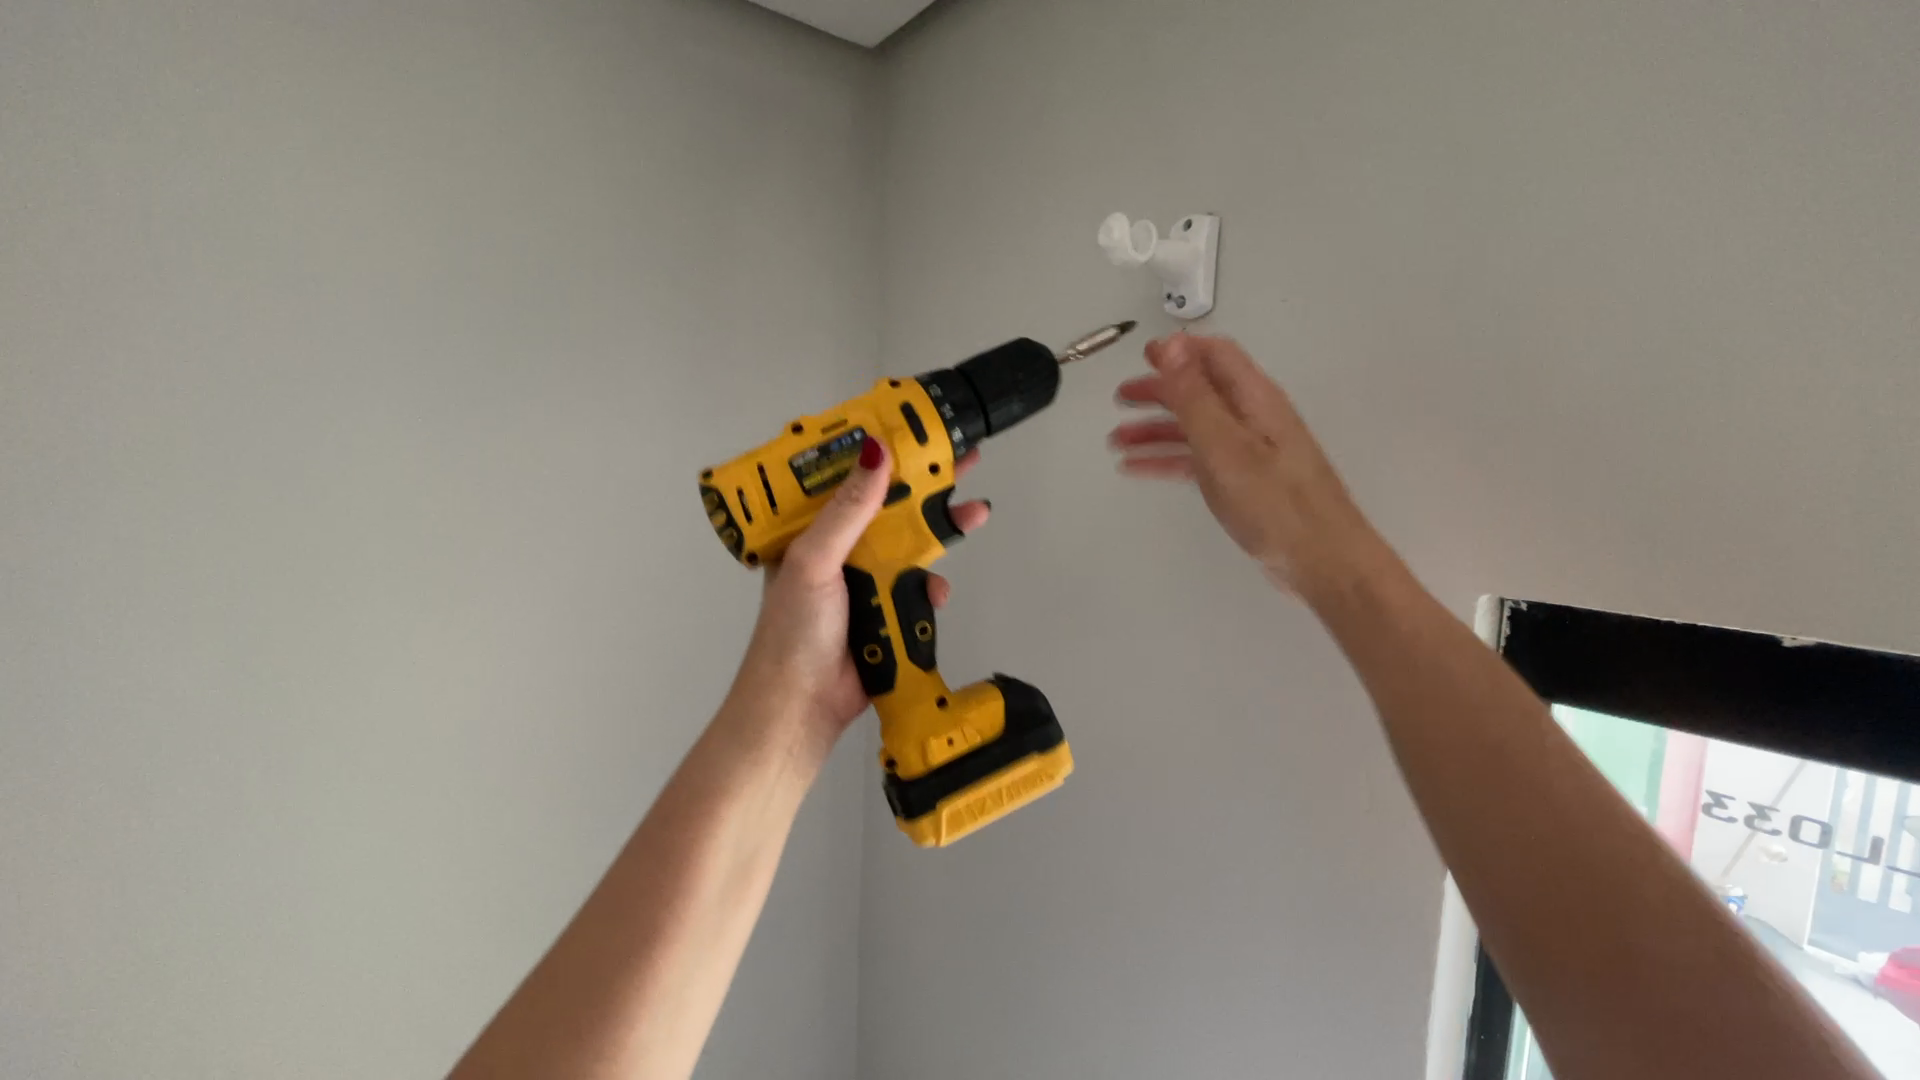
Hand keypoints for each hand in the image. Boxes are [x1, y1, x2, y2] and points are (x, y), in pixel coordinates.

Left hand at [728, 439, 990, 755]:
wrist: (802, 706)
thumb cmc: (795, 629)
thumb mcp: (815, 559)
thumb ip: (848, 509)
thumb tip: (878, 450)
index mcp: (809, 531)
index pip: (846, 480)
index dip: (879, 454)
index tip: (912, 431)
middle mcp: (837, 550)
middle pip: (887, 508)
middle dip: (926, 486)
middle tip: (963, 459)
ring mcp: (863, 581)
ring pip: (909, 545)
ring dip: (941, 532)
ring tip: (975, 514)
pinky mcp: (886, 611)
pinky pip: (917, 588)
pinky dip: (931, 587)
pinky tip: (937, 592)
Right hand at [1108, 333, 1381, 597]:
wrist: (1320, 561)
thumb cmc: (1274, 503)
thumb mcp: (1225, 446)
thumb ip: (1195, 396)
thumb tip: (1172, 344)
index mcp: (1254, 399)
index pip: (1215, 356)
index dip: (1178, 351)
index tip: (1142, 355)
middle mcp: (1252, 418)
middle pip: (1200, 391)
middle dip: (1159, 390)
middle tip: (1121, 398)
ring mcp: (1248, 451)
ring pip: (1194, 428)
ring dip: (1155, 429)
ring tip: (1117, 440)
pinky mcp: (1243, 481)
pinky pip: (1197, 460)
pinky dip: (1166, 459)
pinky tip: (1138, 469)